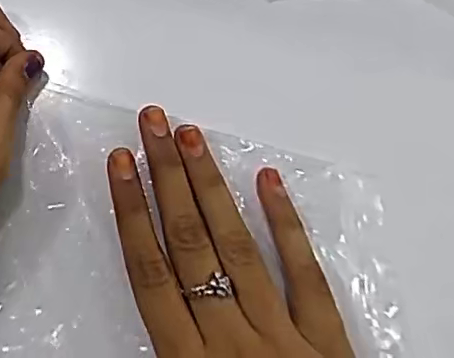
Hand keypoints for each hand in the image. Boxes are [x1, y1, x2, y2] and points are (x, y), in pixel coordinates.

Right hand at [109, 106, 353, 357]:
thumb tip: (139, 293)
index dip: (131, 209)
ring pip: (239, 247)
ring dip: (211, 185)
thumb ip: (164, 356)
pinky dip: (287, 227)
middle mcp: (233, 346)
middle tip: (154, 120)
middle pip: (190, 242)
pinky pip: (308, 279)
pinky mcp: (333, 350)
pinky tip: (268, 180)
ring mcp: (286, 343)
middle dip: (167, 174)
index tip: (120, 159)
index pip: (151, 271)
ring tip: (191, 134)